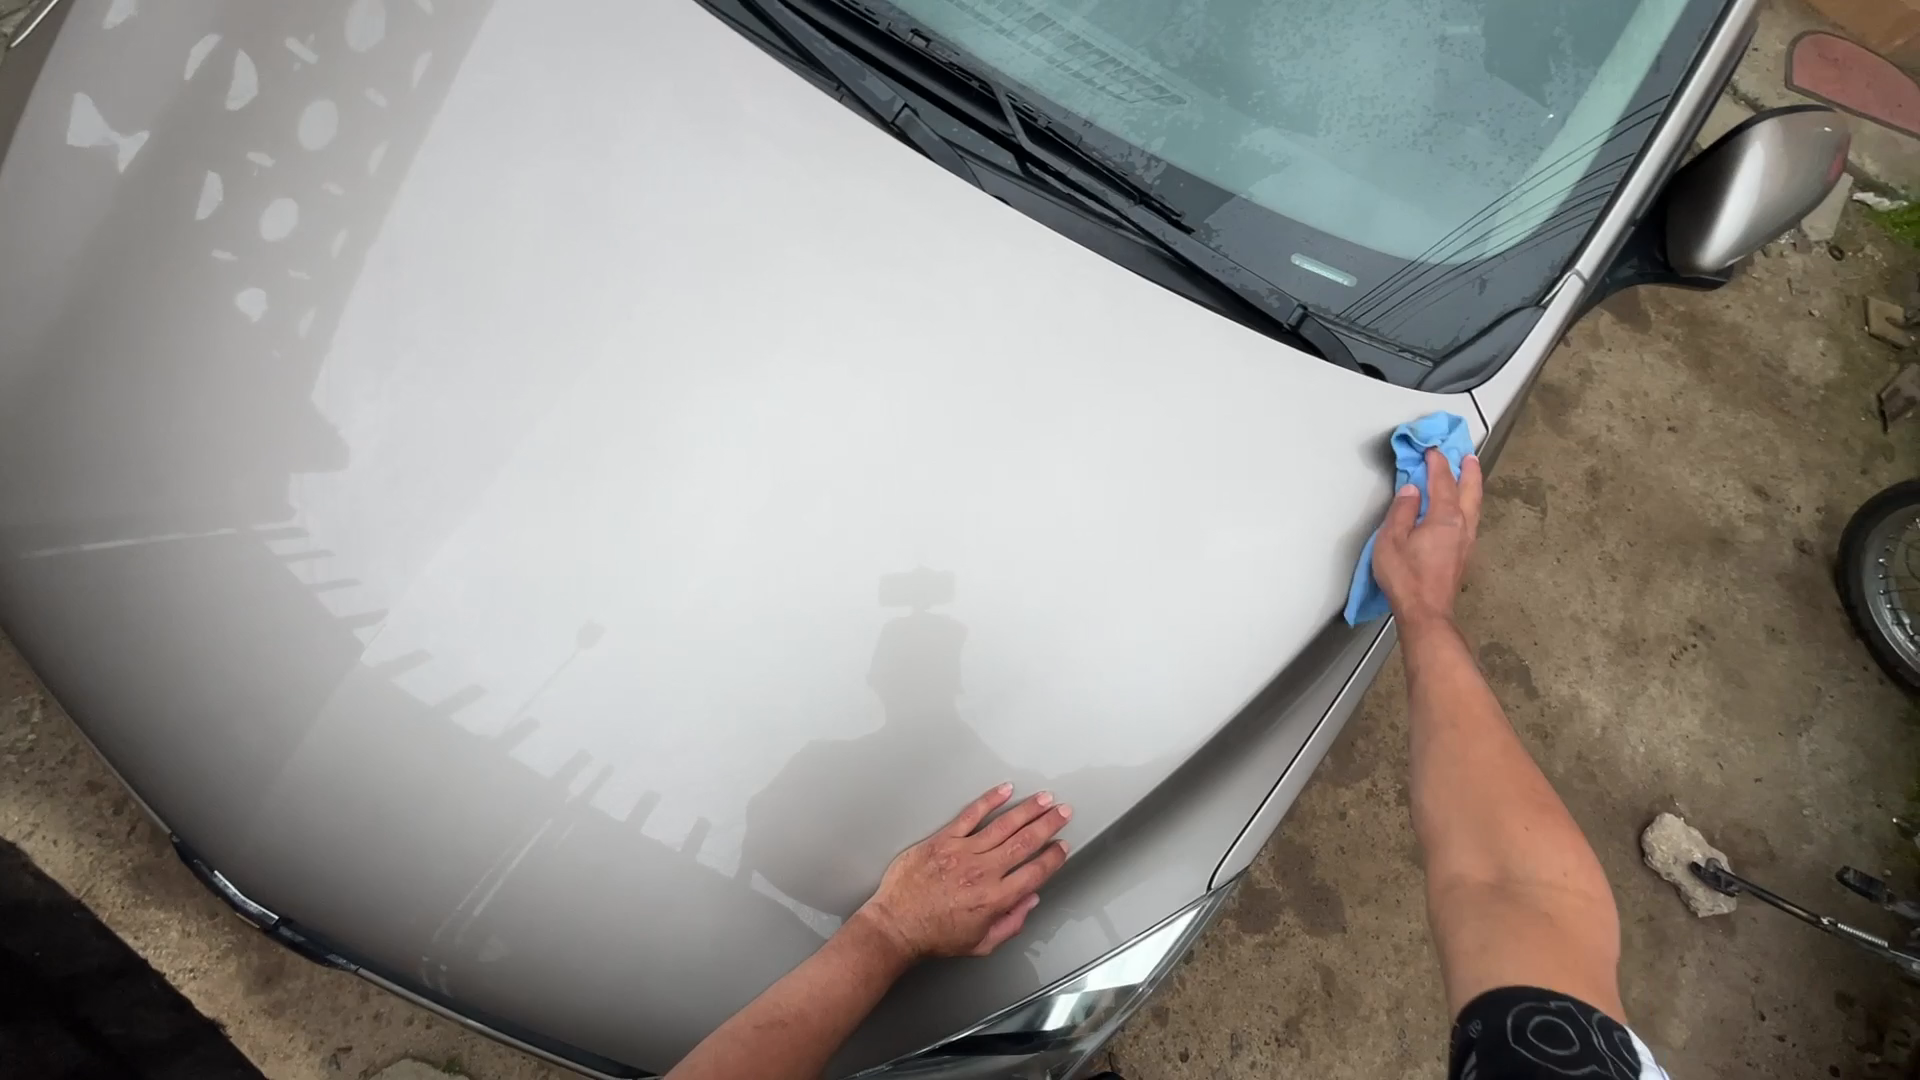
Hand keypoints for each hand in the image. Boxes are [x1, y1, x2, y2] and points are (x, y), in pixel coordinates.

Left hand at [853, 784, 1070, 961]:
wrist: (896, 926)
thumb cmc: (934, 936)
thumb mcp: (980, 944)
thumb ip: (1010, 923)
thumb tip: (1030, 901)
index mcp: (994, 900)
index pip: (1034, 873)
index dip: (1053, 858)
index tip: (1063, 847)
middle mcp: (982, 873)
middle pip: (1024, 842)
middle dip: (1048, 825)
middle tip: (1063, 812)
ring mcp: (962, 852)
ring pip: (1003, 825)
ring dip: (1028, 810)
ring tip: (1044, 799)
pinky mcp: (943, 840)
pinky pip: (971, 814)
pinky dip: (990, 800)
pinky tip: (1005, 790)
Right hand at [1372, 448, 1482, 629]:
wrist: (1425, 609)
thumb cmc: (1405, 576)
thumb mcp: (1391, 539)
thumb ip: (1402, 511)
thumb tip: (1410, 491)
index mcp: (1444, 518)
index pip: (1442, 483)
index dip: (1437, 464)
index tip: (1433, 450)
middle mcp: (1462, 526)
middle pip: (1469, 490)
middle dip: (1467, 470)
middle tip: (1466, 455)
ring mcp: (1466, 540)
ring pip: (1474, 504)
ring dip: (1472, 486)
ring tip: (1469, 475)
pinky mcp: (1464, 553)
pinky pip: (1471, 517)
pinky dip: (1468, 503)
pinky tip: (1463, 507)